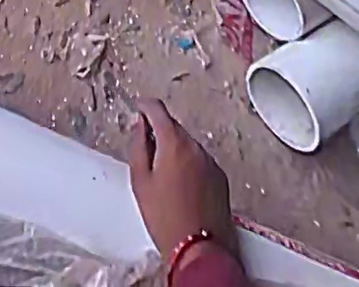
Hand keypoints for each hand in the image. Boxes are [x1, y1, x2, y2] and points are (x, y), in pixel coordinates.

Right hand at [127, 98, 238, 261]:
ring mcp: (211, 163)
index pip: (157, 108)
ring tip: (164, 174)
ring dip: (175, 148)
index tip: (138, 108)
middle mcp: (196, 147)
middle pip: (174, 126)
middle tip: (147, 149)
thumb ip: (138, 145)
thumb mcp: (140, 180)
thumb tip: (140, 125)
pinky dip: (189, 163)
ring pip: (187, 144)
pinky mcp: (221, 179)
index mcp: (174, 142)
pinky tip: (182, 185)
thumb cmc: (165, 218)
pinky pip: (200, 160)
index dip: (144, 105)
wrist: (201, 253)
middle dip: (159, 131)